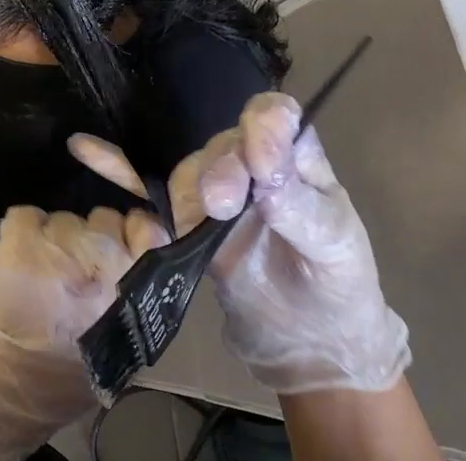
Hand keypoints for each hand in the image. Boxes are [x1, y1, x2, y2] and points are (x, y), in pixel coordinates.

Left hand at [0, 205, 167, 460]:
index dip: (137, 229)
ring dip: (57, 238)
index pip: (151, 231)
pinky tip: (19, 259)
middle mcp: (104, 265)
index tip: (124, 241)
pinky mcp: (20, 241)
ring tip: (45, 270)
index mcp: (133, 294)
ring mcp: (61, 248)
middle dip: (93, 237)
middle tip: (76, 265)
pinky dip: (21, 231)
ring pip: (66, 218)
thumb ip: (133, 300)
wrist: (2, 389)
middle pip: (105, 219)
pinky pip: (27, 215)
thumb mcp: (119, 345)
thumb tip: (138, 258)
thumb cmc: (64, 375)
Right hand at [171, 92, 411, 393]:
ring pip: (193, 171)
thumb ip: (302, 209)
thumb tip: (263, 172)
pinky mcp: (191, 226)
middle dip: (221, 167)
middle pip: (226, 145)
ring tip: (201, 222)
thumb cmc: (338, 289)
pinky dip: (145, 194)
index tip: (258, 156)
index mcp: (299, 163)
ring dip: (192, 190)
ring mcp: (220, 197)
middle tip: (222, 204)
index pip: (277, 117)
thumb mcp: (335, 249)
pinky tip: (127, 190)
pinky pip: (164, 201)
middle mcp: (254, 169)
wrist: (308, 348)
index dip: (264, 123)